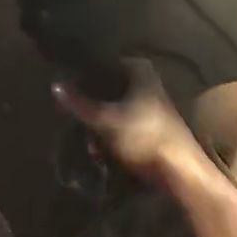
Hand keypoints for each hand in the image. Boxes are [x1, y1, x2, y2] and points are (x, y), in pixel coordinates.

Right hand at [57, 61, 204, 181]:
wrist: (181, 172)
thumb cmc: (144, 136)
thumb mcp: (106, 120)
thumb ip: (80, 103)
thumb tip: (55, 85)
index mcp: (139, 68)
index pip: (104, 64)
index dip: (84, 78)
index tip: (69, 92)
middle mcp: (146, 80)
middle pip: (108, 88)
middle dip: (92, 108)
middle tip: (79, 125)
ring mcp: (151, 103)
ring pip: (115, 108)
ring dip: (100, 126)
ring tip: (91, 145)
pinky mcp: (152, 125)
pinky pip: (124, 124)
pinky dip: (113, 135)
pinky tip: (102, 151)